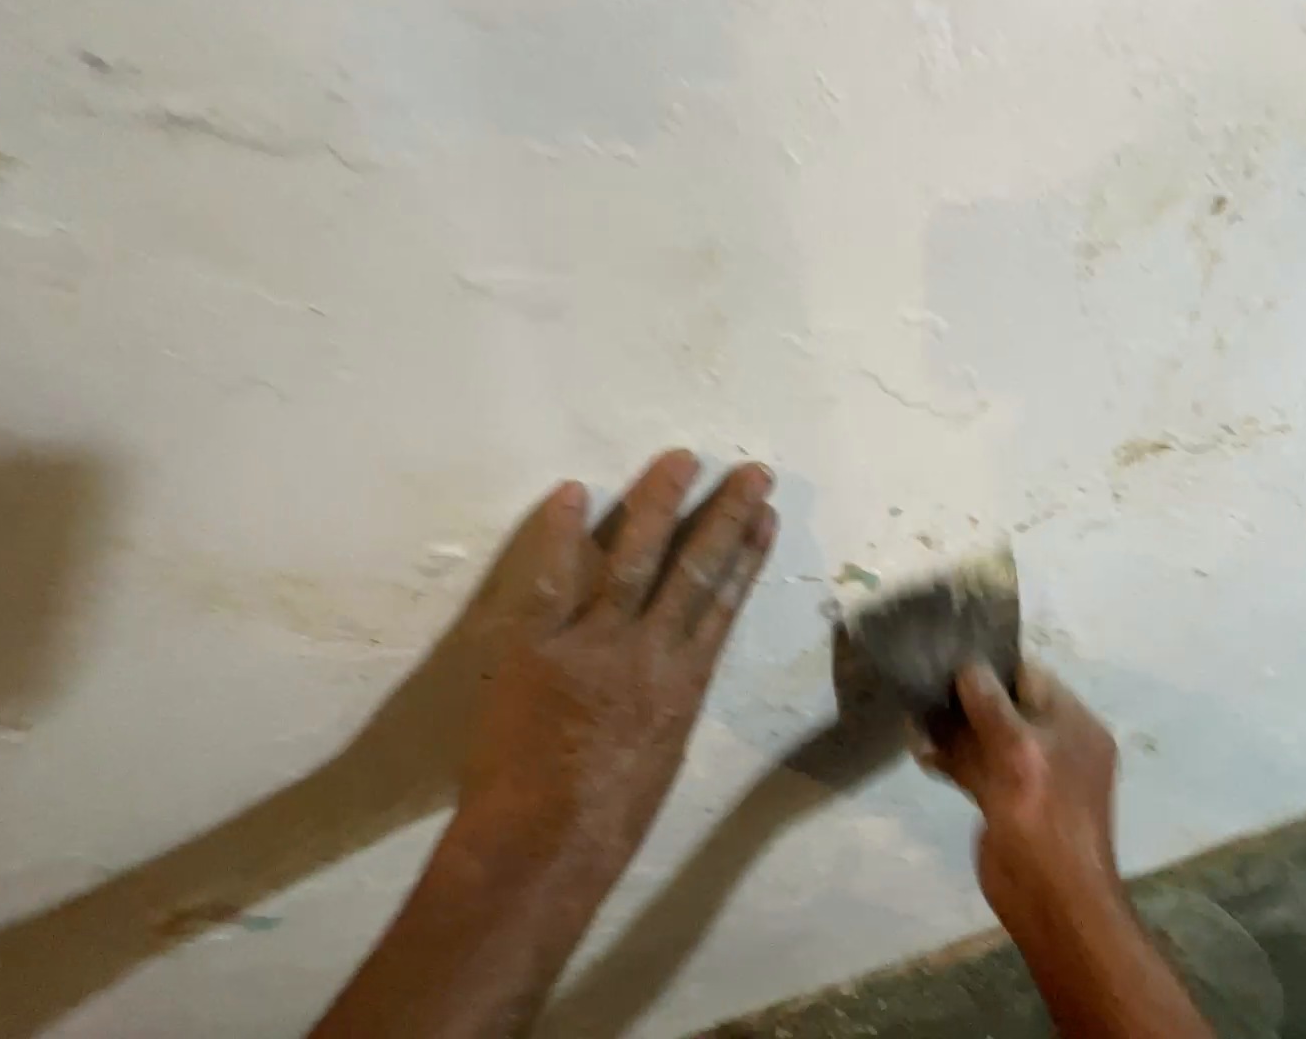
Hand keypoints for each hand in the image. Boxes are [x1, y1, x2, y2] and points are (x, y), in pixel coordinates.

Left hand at [456, 450, 777, 860]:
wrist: (543, 845)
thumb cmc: (608, 814)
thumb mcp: (662, 750)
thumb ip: (669, 695)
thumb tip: (672, 662)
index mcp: (685, 681)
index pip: (726, 602)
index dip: (749, 554)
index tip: (765, 516)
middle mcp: (652, 650)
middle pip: (697, 567)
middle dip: (726, 514)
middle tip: (750, 471)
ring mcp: (596, 641)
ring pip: (636, 557)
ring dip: (661, 503)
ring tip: (682, 459)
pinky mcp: (539, 644)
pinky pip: (553, 577)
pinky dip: (563, 533)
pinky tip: (575, 490)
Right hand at [929, 662, 1121, 932]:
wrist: (1050, 898)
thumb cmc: (1041, 813)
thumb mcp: (1016, 747)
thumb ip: (990, 702)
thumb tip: (968, 667)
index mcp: (1073, 724)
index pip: (1030, 677)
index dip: (991, 666)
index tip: (949, 656)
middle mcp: (1054, 744)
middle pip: (1004, 706)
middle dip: (965, 698)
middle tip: (923, 685)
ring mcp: (1029, 774)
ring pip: (985, 737)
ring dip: (951, 730)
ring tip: (915, 719)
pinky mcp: (1006, 800)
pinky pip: (976, 768)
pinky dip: (950, 760)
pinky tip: (921, 754)